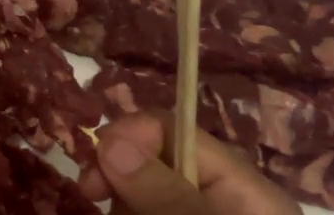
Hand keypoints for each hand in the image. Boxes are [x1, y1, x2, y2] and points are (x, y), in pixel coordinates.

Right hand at [79, 113, 301, 214]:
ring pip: (143, 190)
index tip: (92, 168)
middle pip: (153, 159)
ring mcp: (203, 212)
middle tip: (88, 194)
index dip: (128, 135)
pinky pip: (144, 210)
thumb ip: (167, 195)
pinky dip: (126, 211)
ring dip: (120, 200)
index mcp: (245, 187)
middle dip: (117, 173)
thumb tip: (105, 141)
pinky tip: (117, 214)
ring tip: (106, 210)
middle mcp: (226, 197)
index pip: (173, 128)